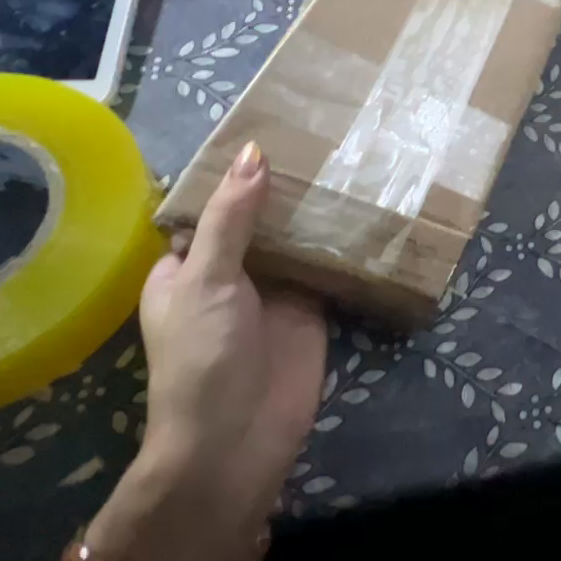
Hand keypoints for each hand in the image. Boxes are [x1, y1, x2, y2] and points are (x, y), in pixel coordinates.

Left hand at [85, 142, 327, 560]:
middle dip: (287, 184)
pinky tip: (371, 203)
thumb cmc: (204, 356)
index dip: (236, 171)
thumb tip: (254, 151)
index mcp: (189, 263)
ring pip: (298, 235)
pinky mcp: (314, 302)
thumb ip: (231, 218)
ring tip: (355, 155)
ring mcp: (276, 286)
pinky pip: (330, 260)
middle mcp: (233, 269)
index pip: (212, 205)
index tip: (273, 125)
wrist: (240, 435)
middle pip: (261, 216)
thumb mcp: (206, 280)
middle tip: (327, 131)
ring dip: (319, 207)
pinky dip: (347, 238)